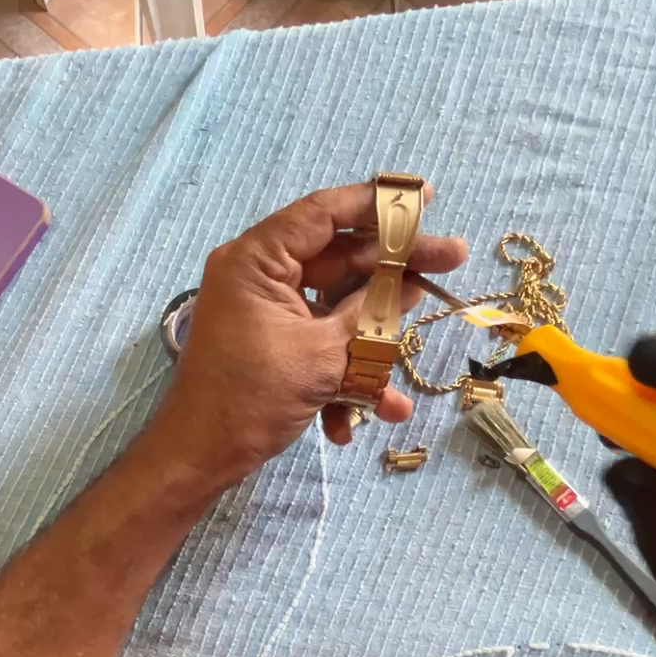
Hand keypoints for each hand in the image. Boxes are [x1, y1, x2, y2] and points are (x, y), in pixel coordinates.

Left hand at [144, 182, 468, 486]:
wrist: (202, 458)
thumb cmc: (252, 398)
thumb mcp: (321, 354)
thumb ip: (371, 313)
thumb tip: (412, 282)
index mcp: (256, 261)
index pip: (323, 214)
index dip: (378, 203)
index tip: (425, 198)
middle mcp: (259, 277)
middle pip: (339, 258)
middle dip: (396, 270)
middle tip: (453, 257)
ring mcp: (266, 312)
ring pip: (335, 308)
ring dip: (374, 339)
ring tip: (415, 353)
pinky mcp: (273, 345)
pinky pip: (318, 343)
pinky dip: (345, 372)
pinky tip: (378, 408)